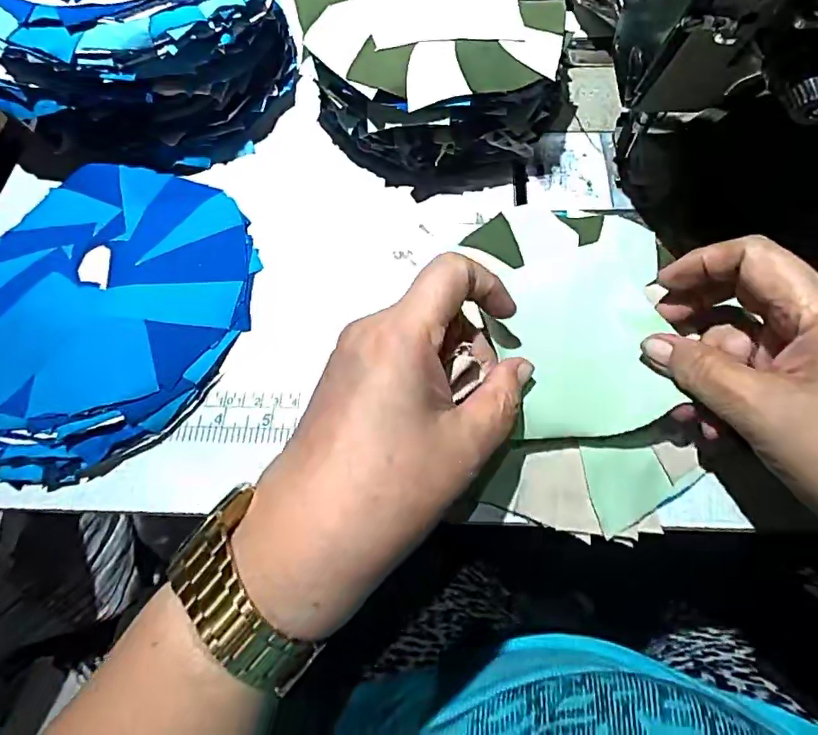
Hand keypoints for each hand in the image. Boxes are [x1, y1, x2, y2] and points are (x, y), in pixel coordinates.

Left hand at [230, 254, 531, 640]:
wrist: (300, 546)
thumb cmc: (391, 490)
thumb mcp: (466, 444)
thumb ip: (503, 394)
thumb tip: (517, 366)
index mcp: (399, 333)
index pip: (451, 270)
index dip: (490, 284)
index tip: (508, 325)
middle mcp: (369, 330)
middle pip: (437, 307)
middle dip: (472, 343)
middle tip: (476, 402)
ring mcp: (349, 354)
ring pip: (419, 333)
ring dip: (449, 364)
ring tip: (448, 424)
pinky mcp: (339, 379)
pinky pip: (395, 354)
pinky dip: (423, 375)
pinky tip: (421, 428)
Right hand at [641, 237, 817, 565]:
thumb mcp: (764, 411)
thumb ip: (703, 372)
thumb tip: (651, 344)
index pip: (753, 257)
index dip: (700, 264)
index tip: (659, 291)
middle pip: (745, 299)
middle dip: (698, 321)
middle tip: (657, 341)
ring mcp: (816, 363)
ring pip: (746, 348)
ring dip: (710, 375)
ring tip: (686, 415)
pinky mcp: (813, 397)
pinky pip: (759, 382)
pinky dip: (731, 401)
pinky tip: (714, 435)